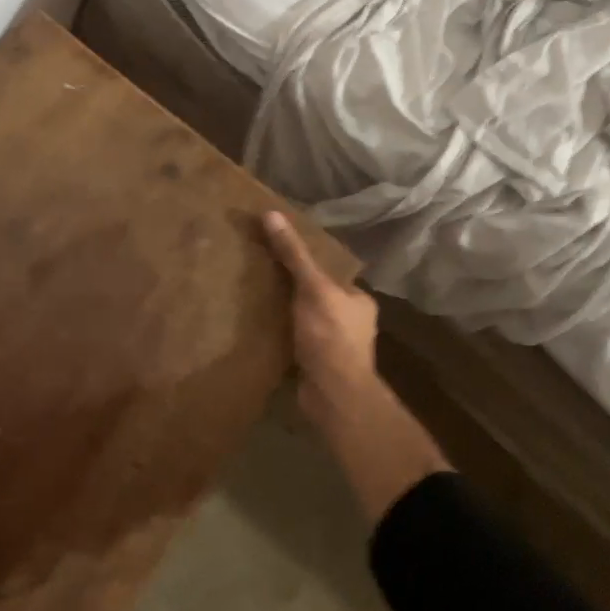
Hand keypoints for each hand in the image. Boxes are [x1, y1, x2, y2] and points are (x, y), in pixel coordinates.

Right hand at [262, 211, 380, 421]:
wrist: (335, 396)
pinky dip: (279, 334)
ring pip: (304, 318)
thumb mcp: (311, 287)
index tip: (274, 250)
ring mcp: (334, 345)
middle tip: (257, 272)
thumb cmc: (330, 336)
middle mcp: (350, 321)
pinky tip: (257, 327)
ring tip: (251, 297)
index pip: (329, 271)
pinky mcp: (317, 365)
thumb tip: (271, 214)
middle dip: (290, 287)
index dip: (303, 260)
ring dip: (283, 312)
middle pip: (315, 294)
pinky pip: (294, 340)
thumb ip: (293, 254)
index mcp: (358, 300)